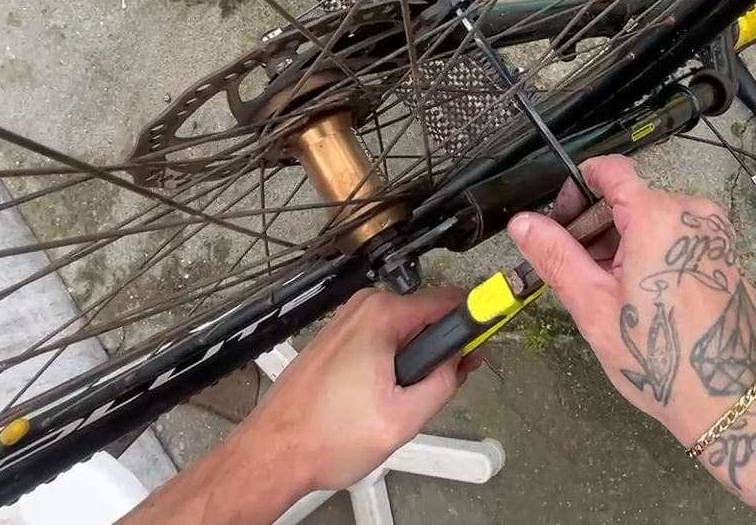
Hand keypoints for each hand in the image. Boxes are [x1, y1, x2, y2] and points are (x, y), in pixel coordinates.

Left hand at [243, 287, 481, 491]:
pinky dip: (391, 362)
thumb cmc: (323, 437)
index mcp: (382, 315)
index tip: (484, 340)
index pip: (449, 301)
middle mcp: (365, 307)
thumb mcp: (403, 419)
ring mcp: (350, 320)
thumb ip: (444, 383)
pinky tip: (378, 396)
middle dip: (438, 351)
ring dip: (413, 361)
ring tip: (396, 400)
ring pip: (406, 331)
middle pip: (427, 317)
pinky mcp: (340, 335)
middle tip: (435, 389)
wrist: (271, 454)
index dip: (471, 326)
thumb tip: (459, 362)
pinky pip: (383, 338)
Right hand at [509, 155, 755, 446]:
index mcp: (657, 216)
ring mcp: (712, 230)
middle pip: (629, 196)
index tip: (562, 216)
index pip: (610, 169)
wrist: (727, 396)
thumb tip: (524, 224)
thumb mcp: (595, 306)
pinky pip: (677, 232)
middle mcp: (691, 211)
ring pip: (652, 216)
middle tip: (579, 268)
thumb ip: (556, 256)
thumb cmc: (661, 358)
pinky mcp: (722, 248)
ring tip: (611, 289)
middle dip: (596, 225)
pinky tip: (641, 291)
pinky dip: (652, 249)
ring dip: (622, 241)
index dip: (578, 186)